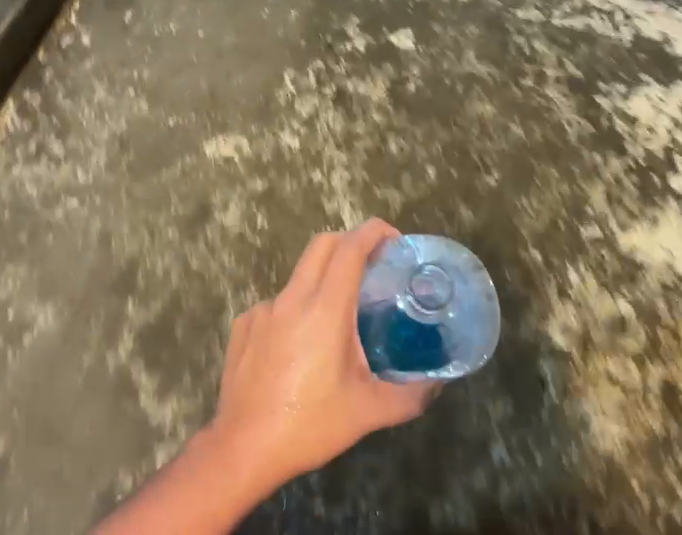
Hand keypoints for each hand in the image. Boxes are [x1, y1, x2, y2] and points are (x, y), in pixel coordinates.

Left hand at [206, 219, 439, 489]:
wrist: (243, 448)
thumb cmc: (310, 424)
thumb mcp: (369, 412)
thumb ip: (410, 395)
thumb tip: (437, 383)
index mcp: (325, 308)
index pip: (350, 248)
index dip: (374, 232)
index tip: (394, 240)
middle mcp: (291, 298)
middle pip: (322, 246)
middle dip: (350, 243)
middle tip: (374, 267)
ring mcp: (262, 310)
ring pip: (299, 277)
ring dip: (323, 281)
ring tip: (340, 319)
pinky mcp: (243, 325)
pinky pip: (277, 305)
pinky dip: (296, 311)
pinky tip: (300, 349)